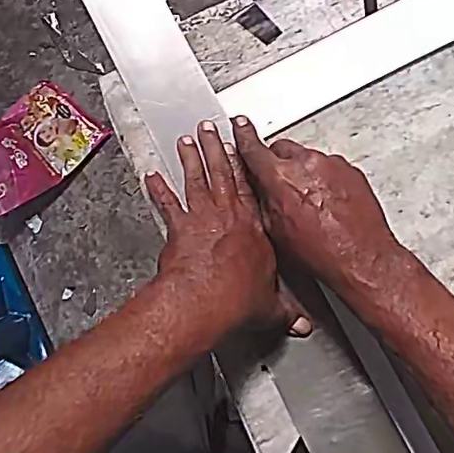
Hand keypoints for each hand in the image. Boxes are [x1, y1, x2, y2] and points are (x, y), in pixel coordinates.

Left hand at [145, 121, 308, 336]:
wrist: (206, 301)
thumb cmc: (236, 299)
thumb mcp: (270, 307)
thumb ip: (285, 311)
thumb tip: (302, 324)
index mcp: (254, 228)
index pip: (251, 188)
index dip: (245, 165)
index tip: (240, 147)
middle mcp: (228, 215)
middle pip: (222, 172)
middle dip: (215, 148)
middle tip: (210, 128)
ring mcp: (203, 218)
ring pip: (197, 179)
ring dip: (191, 158)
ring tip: (186, 140)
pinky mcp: (180, 228)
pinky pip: (167, 203)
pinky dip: (158, 189)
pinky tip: (151, 176)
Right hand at [231, 116, 414, 306]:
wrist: (362, 259)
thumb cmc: (322, 253)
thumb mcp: (275, 232)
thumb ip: (261, 200)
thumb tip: (256, 188)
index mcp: (281, 178)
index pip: (254, 148)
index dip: (244, 135)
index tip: (240, 126)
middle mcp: (306, 165)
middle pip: (282, 149)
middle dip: (278, 164)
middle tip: (281, 187)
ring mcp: (331, 165)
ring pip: (307, 159)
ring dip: (303, 173)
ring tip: (310, 203)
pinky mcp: (349, 170)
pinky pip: (329, 167)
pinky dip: (324, 180)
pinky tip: (327, 203)